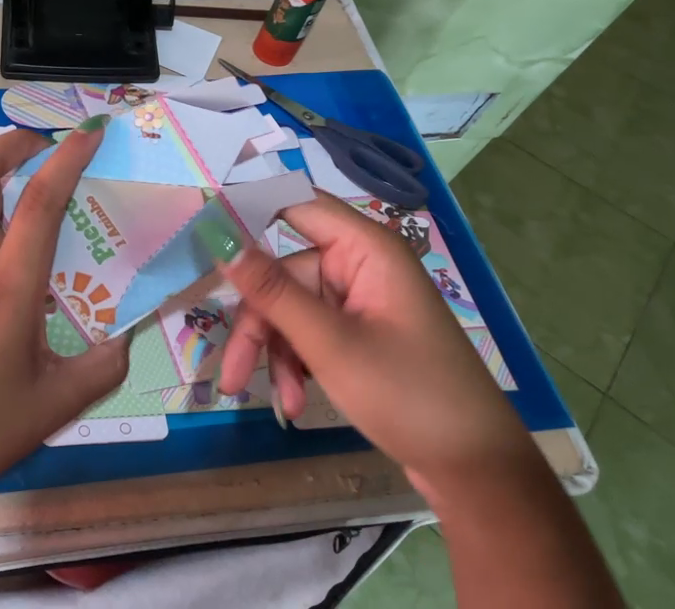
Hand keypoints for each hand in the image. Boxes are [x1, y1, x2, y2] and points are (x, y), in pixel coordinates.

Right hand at [217, 193, 532, 497]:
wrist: (475, 470)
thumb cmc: (409, 394)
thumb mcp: (330, 345)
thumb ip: (272, 290)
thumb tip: (220, 239)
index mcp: (366, 249)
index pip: (294, 204)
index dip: (246, 210)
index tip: (200, 231)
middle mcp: (361, 265)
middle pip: (283, 273)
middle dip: (258, 325)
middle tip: (232, 374)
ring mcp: (360, 301)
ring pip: (290, 308)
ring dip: (275, 353)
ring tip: (273, 401)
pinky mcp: (359, 333)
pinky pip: (309, 332)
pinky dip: (295, 363)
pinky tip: (295, 402)